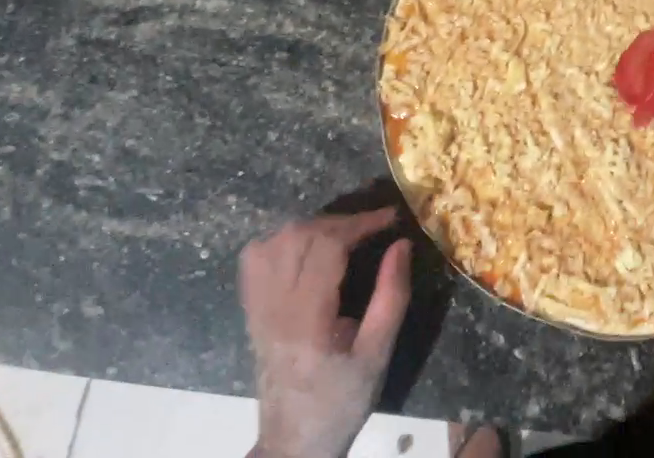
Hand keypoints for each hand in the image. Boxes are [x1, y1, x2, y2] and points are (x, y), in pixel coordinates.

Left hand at [240, 209, 411, 457]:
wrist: (295, 442)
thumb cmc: (342, 400)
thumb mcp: (378, 353)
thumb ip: (391, 296)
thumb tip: (401, 245)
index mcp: (306, 316)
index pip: (326, 246)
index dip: (360, 223)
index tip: (390, 219)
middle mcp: (274, 305)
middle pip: (298, 236)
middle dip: (341, 222)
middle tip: (373, 228)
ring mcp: (257, 307)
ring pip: (275, 240)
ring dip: (313, 226)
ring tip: (344, 235)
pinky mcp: (252, 311)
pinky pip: (255, 259)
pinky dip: (281, 240)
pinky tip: (304, 247)